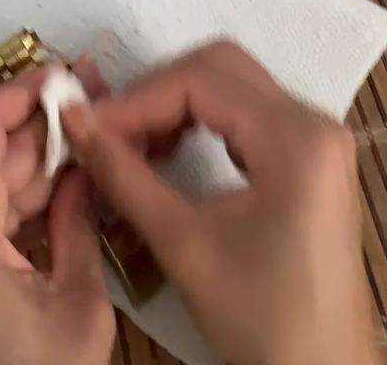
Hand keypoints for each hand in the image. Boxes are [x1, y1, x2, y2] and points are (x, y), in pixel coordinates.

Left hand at [0, 65, 116, 364]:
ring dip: (39, 155)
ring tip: (92, 130)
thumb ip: (79, 220)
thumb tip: (87, 162)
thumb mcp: (77, 304)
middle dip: (43, 121)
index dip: (22, 88)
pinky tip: (69, 177)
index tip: (65, 73)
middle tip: (94, 94)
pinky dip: (25, 192)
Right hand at [63, 40, 376, 364]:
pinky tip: (167, 150)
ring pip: (228, 82)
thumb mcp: (181, 243)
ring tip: (131, 142)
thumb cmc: (260, 319)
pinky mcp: (307, 155)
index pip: (199, 82)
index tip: (87, 124)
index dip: (136, 99)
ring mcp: (314, 137)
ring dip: (173, 102)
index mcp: (296, 139)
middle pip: (217, 67)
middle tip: (110, 129)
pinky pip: (243, 109)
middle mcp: (313, 122)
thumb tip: (71, 116)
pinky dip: (197, 118)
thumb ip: (122, 171)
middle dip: (155, 91)